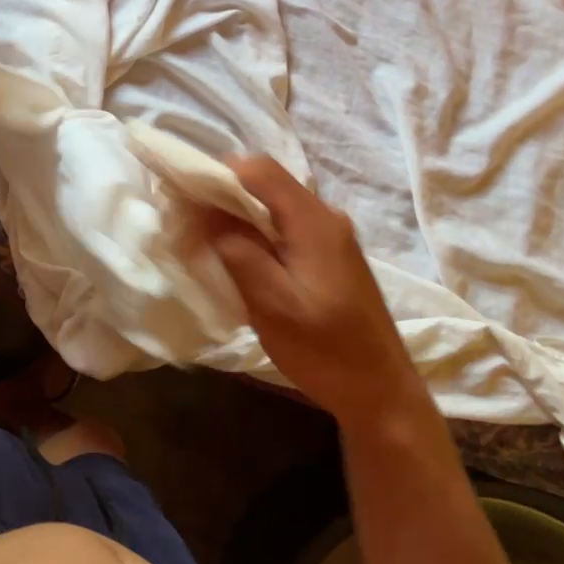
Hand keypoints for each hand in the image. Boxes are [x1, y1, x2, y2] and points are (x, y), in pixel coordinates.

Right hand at [181, 157, 422, 430]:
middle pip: (262, 183)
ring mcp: (329, 236)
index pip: (257, 169)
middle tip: (184, 222)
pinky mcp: (326, 255)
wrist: (381, 394)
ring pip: (269, 204)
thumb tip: (204, 211)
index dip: (215, 173)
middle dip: (218, 194)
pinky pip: (280, 225)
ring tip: (200, 240)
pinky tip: (232, 257)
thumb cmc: (325, 351)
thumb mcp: (272, 303)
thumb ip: (238, 250)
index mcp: (313, 222)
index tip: (181, 196)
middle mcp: (324, 217)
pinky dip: (251, 231)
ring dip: (232, 215)